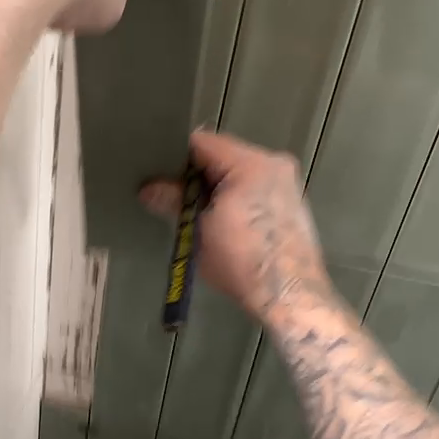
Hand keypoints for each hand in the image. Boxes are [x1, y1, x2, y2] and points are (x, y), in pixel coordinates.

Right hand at [140, 131, 335, 323]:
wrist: (289, 296)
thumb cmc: (242, 261)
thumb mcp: (198, 232)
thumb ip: (173, 202)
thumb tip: (147, 189)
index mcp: (251, 163)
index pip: (202, 143)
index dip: (175, 157)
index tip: (156, 174)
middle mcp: (274, 163)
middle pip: (222, 156)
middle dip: (195, 175)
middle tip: (170, 197)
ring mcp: (286, 183)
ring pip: (238, 173)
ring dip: (215, 188)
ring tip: (195, 212)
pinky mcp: (291, 203)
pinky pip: (254, 189)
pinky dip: (235, 198)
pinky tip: (222, 222)